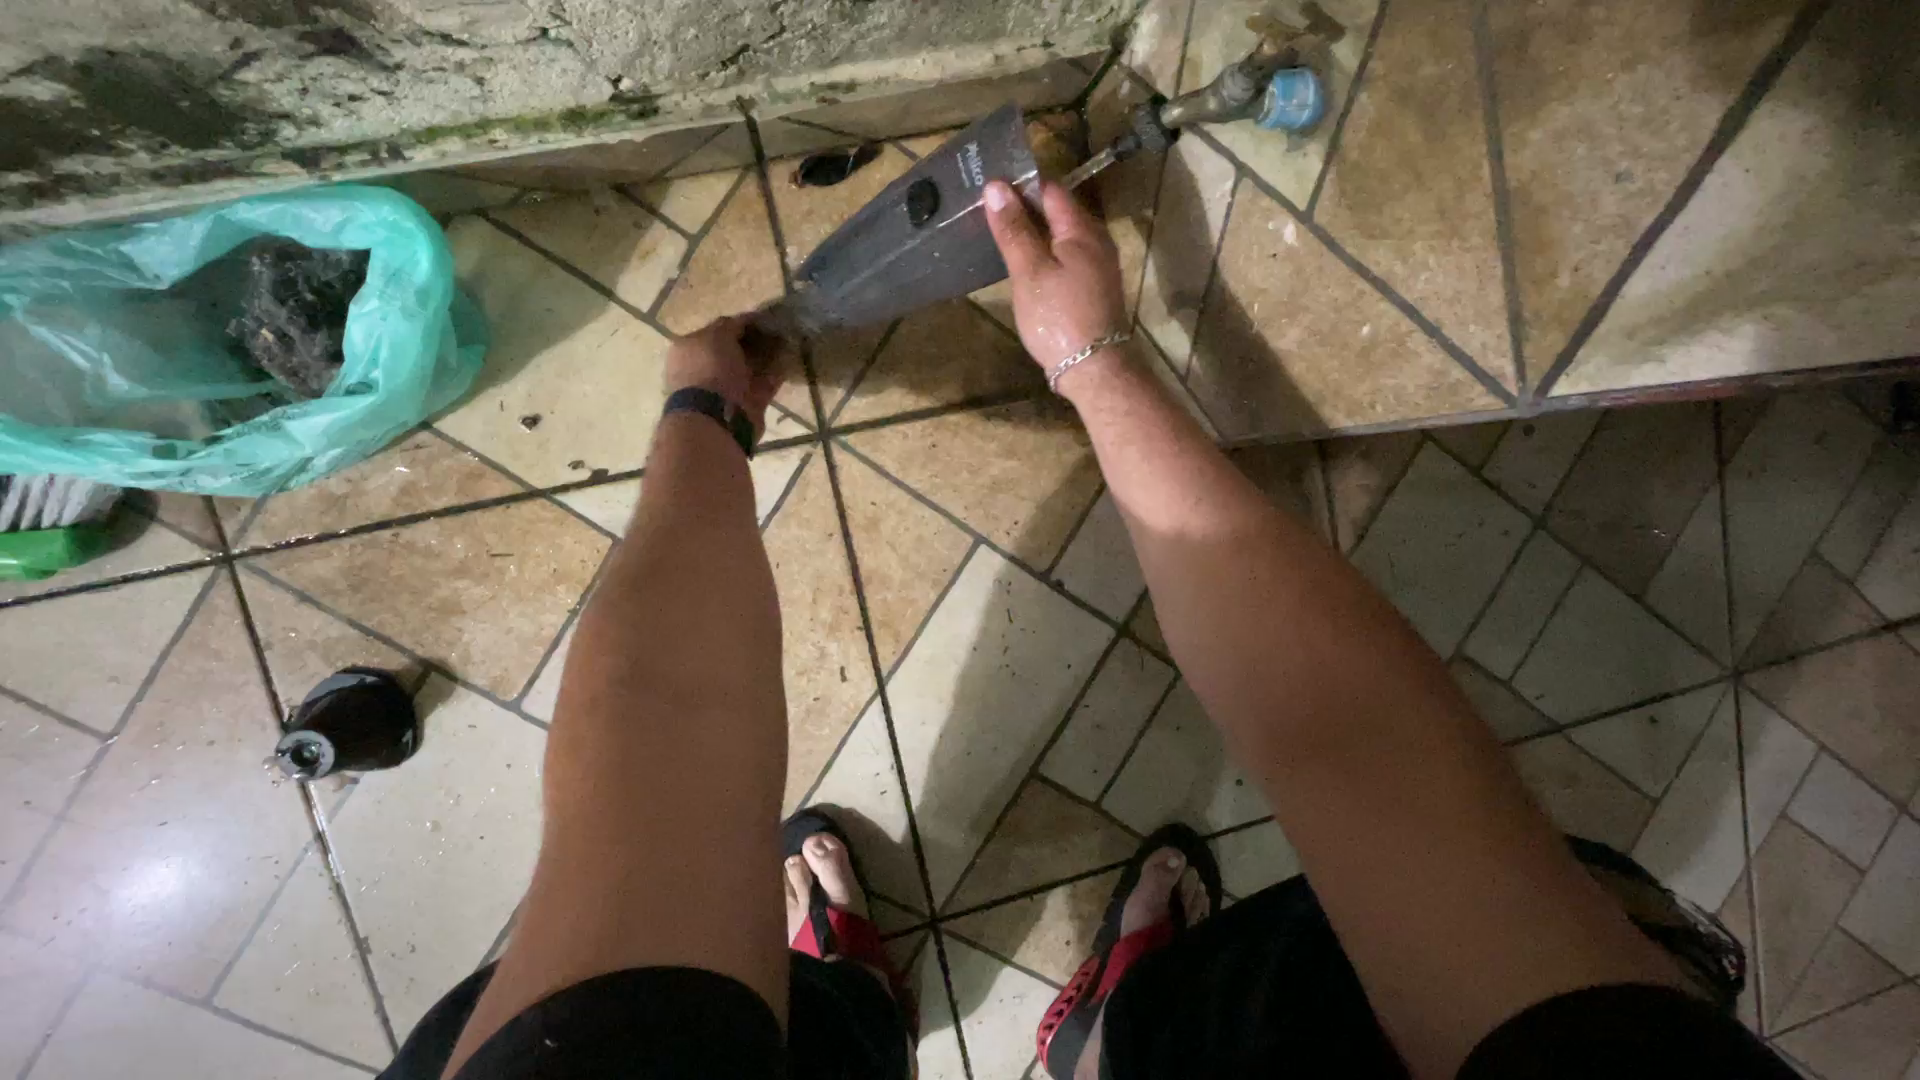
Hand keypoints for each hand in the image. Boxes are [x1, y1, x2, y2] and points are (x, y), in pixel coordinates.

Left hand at [665, 315, 784, 436]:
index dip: (738, 324)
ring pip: (750, 367)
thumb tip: (746, 319)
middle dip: (754, 341)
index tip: (760, 319)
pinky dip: (776, 374)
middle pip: (734, 350)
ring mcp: (727, 388)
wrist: (719, 417)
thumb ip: (730, 325)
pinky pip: (765, 384)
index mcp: (690, 350)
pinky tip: (789, 360)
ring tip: (786, 341)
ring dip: (767, 357)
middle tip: (776, 330)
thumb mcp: (716, 336)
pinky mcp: (748, 404)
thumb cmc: (710, 370)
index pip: (716, 331)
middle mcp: (706, 369)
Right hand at [982, 179, 1130, 388]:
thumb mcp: (1029, 272)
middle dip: (1026, 210)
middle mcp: (1097, 240)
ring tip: (1004, 241)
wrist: (1094, 368)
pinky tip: (1029, 271)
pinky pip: (1069, 259)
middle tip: (990, 216)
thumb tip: (996, 187)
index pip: (1050, 189)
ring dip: (1036, 236)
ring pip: (1064, 238)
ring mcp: (1100, 266)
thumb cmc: (1058, 318)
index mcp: (1081, 229)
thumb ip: (1014, 230)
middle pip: (1059, 212)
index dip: (1020, 186)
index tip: (990, 192)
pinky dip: (1048, 257)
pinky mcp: (1096, 288)